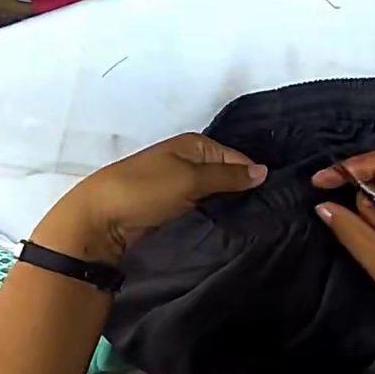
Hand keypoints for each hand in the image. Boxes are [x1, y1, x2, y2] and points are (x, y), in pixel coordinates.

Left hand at [33, 134, 266, 264]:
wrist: (101, 219)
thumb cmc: (145, 190)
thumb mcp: (190, 179)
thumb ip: (228, 177)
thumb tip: (264, 171)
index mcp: (194, 145)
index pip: (236, 158)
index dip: (252, 175)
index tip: (273, 198)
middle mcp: (188, 162)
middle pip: (226, 176)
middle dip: (242, 191)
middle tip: (268, 213)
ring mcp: (180, 186)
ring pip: (215, 195)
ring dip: (228, 206)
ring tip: (253, 223)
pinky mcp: (173, 208)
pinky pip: (201, 209)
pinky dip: (212, 216)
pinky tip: (228, 227)